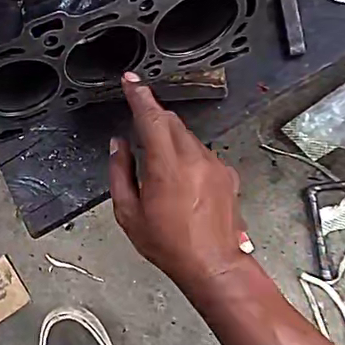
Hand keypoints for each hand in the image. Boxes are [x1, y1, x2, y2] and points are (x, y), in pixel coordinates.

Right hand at [109, 73, 251, 288]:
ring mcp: (214, 164)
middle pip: (170, 120)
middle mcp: (194, 158)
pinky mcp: (226, 173)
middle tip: (138, 124)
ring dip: (170, 138)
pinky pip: (202, 151)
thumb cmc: (171, 245)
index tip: (130, 80)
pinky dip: (187, 154)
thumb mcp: (129, 213)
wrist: (214, 265)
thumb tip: (118, 146)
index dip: (138, 94)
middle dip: (153, 116)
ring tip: (159, 167)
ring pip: (187, 135)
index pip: (151, 116)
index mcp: (166, 165)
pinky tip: (181, 179)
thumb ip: (119, 172)